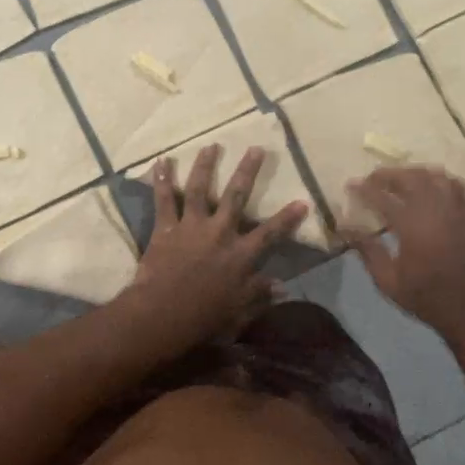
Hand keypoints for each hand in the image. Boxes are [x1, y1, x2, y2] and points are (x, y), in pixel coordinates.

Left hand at [126, 144, 306, 346]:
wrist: (164, 313)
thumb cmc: (204, 318)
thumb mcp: (239, 311)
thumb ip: (259, 294)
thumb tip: (281, 286)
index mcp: (240, 255)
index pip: (270, 234)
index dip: (287, 218)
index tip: (302, 201)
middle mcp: (219, 233)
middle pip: (236, 197)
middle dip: (247, 171)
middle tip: (255, 149)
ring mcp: (191, 227)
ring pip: (199, 189)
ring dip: (205, 166)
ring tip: (211, 146)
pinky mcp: (166, 228)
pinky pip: (164, 199)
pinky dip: (162, 180)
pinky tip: (162, 162)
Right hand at [348, 167, 464, 342]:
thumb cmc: (426, 298)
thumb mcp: (388, 282)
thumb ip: (368, 251)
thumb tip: (346, 228)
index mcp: (413, 229)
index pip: (383, 198)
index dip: (364, 189)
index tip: (350, 185)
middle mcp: (436, 214)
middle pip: (411, 179)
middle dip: (388, 174)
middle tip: (372, 179)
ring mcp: (457, 214)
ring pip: (437, 178)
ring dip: (416, 173)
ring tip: (401, 178)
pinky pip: (462, 188)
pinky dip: (446, 181)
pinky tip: (435, 185)